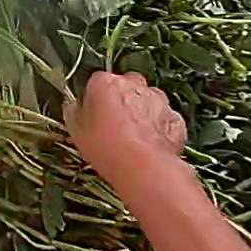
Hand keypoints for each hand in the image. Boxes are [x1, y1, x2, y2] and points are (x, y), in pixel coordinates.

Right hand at [64, 71, 186, 189]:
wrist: (144, 169)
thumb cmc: (104, 146)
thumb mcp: (75, 130)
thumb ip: (75, 110)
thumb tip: (75, 106)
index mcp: (105, 81)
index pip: (97, 81)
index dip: (96, 98)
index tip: (94, 114)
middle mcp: (134, 83)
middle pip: (126, 86)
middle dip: (122, 99)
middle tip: (115, 124)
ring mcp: (158, 100)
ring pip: (148, 100)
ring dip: (142, 112)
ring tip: (135, 137)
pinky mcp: (176, 118)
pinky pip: (164, 119)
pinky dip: (159, 128)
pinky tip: (151, 145)